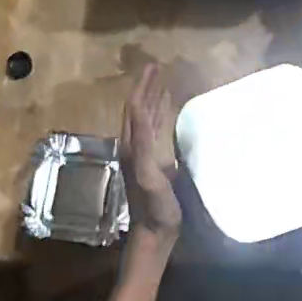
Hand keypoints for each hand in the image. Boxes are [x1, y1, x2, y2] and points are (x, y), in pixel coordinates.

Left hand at [120, 63, 181, 246]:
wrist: (154, 233)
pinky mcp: (153, 163)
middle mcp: (134, 146)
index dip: (144, 87)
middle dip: (146, 88)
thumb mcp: (149, 177)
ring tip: (163, 83)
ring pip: (146, 119)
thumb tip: (143, 114)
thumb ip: (144, 147)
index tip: (155, 67)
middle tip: (158, 68)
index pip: (136, 109)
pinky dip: (160, 116)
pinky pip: (155, 131)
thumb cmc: (155, 208)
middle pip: (138, 110)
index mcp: (133, 146)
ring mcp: (143, 155)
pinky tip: (168, 113)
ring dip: (153, 100)